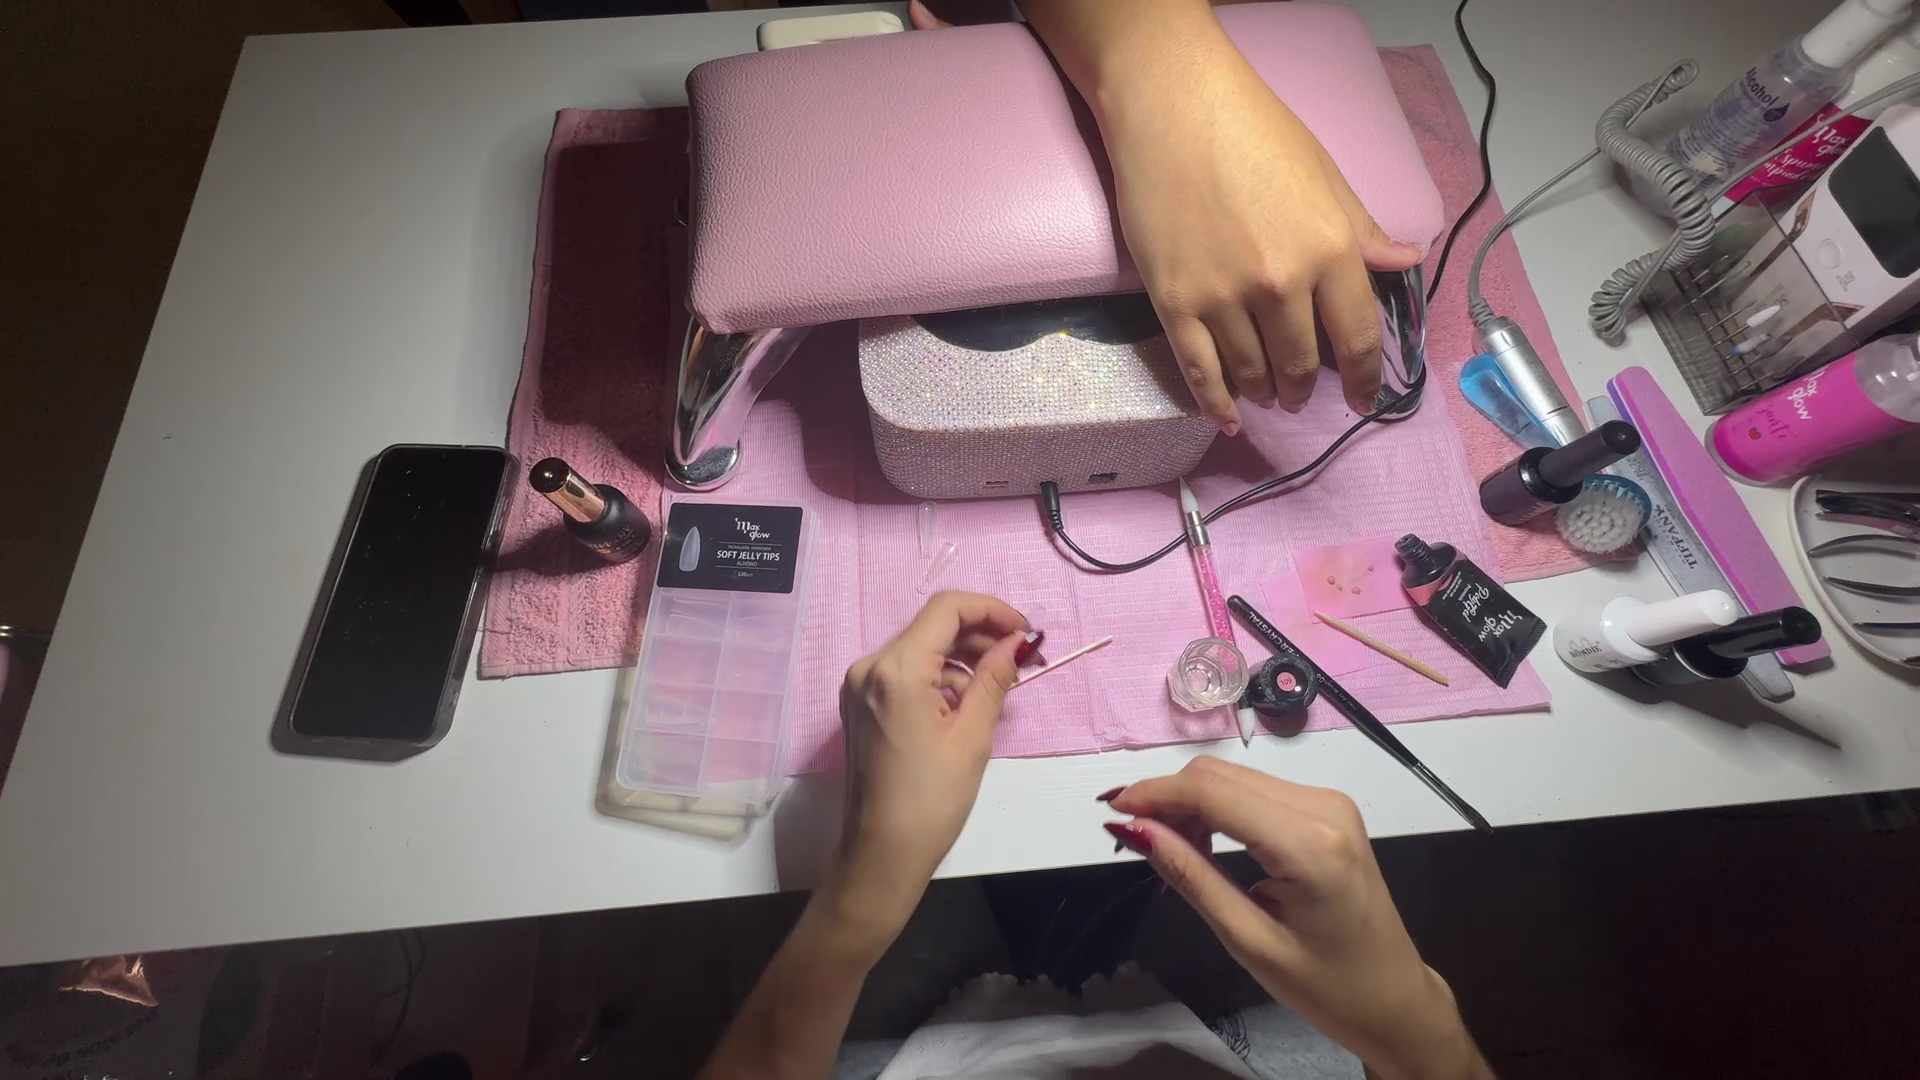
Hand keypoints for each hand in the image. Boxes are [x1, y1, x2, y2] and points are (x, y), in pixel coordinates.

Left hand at [832, 591, 1034, 927]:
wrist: (880, 855)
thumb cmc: (931, 801)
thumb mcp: (973, 736)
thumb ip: (995, 678)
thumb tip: (1018, 642)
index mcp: (896, 669)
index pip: (947, 609)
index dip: (992, 610)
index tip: (1025, 631)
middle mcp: (870, 665)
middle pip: (933, 625)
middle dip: (981, 634)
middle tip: (1022, 657)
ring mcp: (859, 683)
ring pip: (921, 646)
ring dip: (962, 656)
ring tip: (999, 683)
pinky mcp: (859, 700)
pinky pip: (906, 670)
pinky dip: (939, 675)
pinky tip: (966, 701)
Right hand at [1099, 42, 1421, 427]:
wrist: (1172, 113)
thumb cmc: (1253, 134)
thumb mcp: (1323, 176)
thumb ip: (1361, 229)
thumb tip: (1402, 264)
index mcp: (1330, 249)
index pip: (1357, 336)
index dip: (1365, 378)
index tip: (1366, 401)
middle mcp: (1281, 284)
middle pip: (1299, 363)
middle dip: (1304, 389)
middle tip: (1300, 397)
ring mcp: (1223, 300)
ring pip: (1249, 372)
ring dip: (1262, 392)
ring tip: (1265, 397)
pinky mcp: (1175, 305)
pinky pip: (1199, 371)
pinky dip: (1214, 403)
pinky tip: (1227, 420)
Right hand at [1103, 759, 1490, 1079]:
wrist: (1397, 1000)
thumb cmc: (1326, 987)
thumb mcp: (1247, 940)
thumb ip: (1189, 874)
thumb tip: (1132, 827)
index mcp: (1309, 844)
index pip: (1211, 793)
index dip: (1155, 793)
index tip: (1112, 810)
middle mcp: (1320, 805)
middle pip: (1218, 775)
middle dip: (1167, 797)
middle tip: (1135, 836)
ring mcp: (1326, 800)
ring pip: (1230, 776)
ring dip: (1189, 801)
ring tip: (1170, 845)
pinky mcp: (1324, 804)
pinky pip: (1251, 787)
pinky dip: (1215, 805)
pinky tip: (1203, 838)